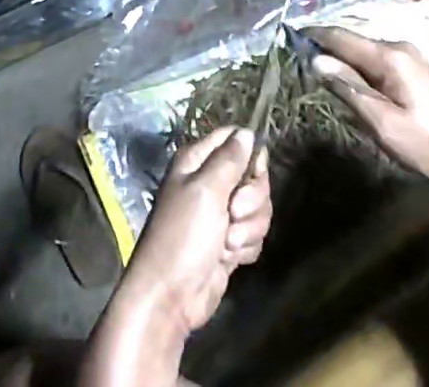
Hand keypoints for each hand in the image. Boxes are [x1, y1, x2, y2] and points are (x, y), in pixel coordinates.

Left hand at [115, 126, 271, 338]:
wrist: (171, 296)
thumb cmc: (183, 236)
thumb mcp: (206, 190)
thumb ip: (230, 159)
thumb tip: (248, 133)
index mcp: (197, 161)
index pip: (233, 138)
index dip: (249, 153)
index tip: (252, 172)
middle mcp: (209, 181)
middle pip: (253, 175)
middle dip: (252, 198)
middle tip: (233, 213)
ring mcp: (220, 213)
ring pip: (257, 207)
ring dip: (249, 227)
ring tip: (228, 242)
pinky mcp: (229, 240)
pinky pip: (254, 233)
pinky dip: (246, 246)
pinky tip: (229, 257)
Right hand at [309, 26, 428, 185]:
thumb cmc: (424, 144)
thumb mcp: (380, 121)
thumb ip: (348, 87)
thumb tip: (316, 60)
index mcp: (390, 56)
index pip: (341, 37)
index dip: (313, 36)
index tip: (288, 39)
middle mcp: (398, 46)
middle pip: (351, 41)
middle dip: (325, 48)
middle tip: (297, 61)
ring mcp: (408, 55)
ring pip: (362, 50)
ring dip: (340, 58)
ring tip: (316, 72)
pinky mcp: (411, 67)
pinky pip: (375, 59)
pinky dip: (356, 65)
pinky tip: (347, 81)